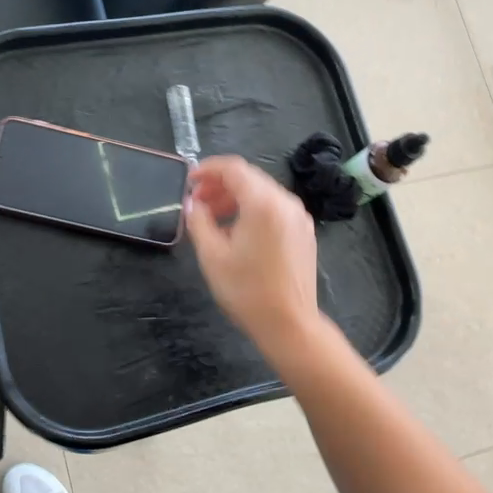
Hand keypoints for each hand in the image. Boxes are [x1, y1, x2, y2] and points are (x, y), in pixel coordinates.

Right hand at [185, 156, 320, 350]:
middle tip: (197, 202)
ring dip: (236, 198)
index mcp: (263, 203)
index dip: (208, 169)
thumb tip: (193, 203)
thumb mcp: (212, 256)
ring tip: (213, 218)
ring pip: (263, 193)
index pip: (234, 169)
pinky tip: (238, 232)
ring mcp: (299, 217)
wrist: (289, 324)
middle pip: (250, 178)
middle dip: (220, 185)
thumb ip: (199, 221)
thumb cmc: (246, 290)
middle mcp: (285, 202)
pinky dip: (253, 210)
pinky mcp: (304, 232)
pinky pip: (275, 209)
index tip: (189, 180)